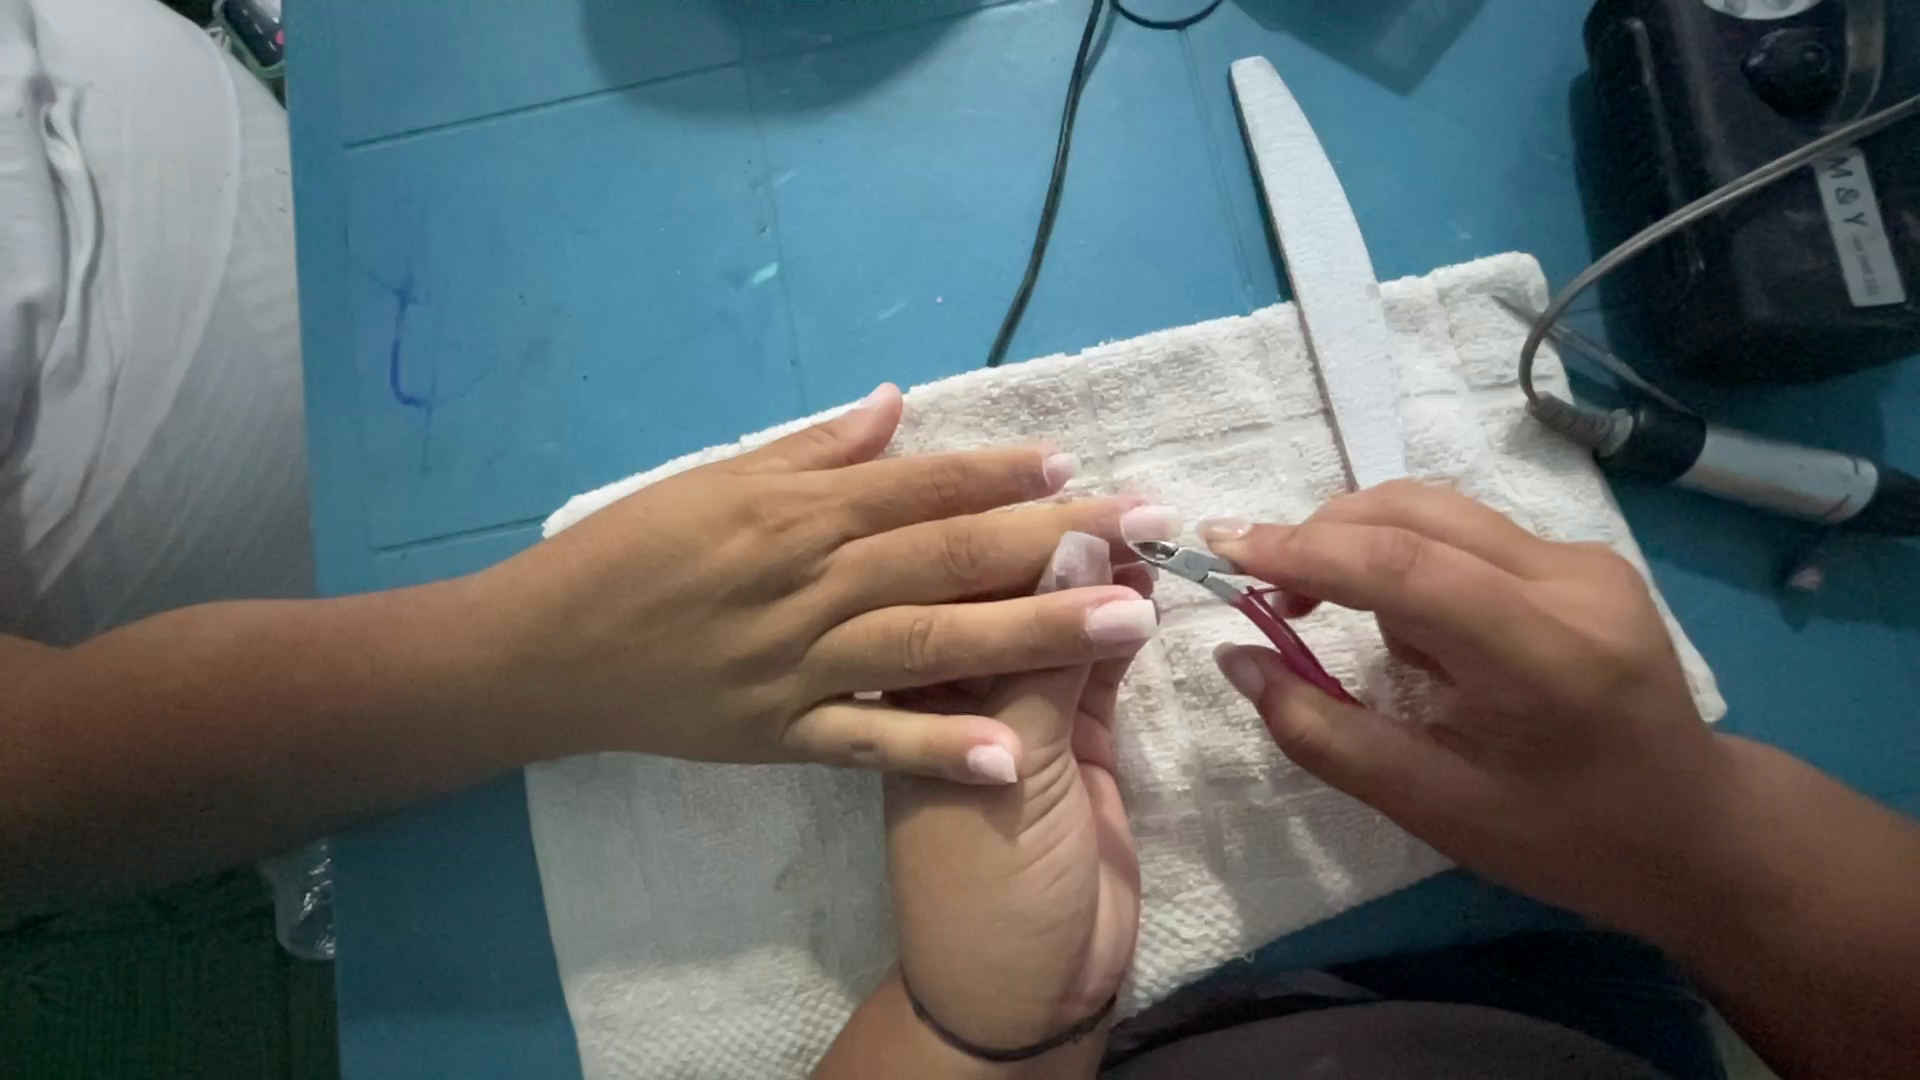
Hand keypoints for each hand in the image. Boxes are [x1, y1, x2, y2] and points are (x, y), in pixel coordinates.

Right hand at [459, 385, 1158, 782]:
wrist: (545, 650)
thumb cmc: (635, 551)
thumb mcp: (716, 478)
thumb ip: (814, 445)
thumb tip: (896, 402)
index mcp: (796, 512)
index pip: (920, 487)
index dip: (1001, 473)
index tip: (1075, 465)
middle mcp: (810, 581)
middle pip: (949, 556)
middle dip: (1053, 540)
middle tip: (1146, 533)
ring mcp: (800, 664)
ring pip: (931, 641)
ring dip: (1032, 634)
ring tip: (1123, 625)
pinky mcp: (781, 736)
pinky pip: (867, 741)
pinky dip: (934, 747)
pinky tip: (1010, 754)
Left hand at [885, 533, 1142, 1051]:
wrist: (1029, 986)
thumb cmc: (985, 877)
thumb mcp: (1009, 766)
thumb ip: (1040, 659)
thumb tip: (1072, 549)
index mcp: (912, 682)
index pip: (953, 585)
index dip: (1003, 531)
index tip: (1054, 478)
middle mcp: (958, 681)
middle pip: (1011, 595)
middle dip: (1064, 546)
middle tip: (1125, 499)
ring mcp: (1019, 705)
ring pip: (1057, 622)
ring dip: (1100, 580)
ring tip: (1146, 529)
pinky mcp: (1070, 734)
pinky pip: (1096, 665)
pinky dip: (1123, 629)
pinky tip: (1147, 589)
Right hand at [1204, 480, 1724, 930]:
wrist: (1698, 831)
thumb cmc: (1560, 835)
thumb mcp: (1425, 805)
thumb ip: (1317, 730)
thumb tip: (1235, 657)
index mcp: (1548, 655)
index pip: (1405, 570)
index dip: (1302, 550)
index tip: (1219, 548)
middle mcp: (1571, 581)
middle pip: (1409, 515)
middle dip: (1314, 539)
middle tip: (1258, 589)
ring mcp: (1578, 559)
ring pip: (1424, 508)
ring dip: (1347, 541)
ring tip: (1310, 602)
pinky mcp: (1569, 556)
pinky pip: (1448, 528)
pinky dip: (1387, 553)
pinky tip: (1389, 616)